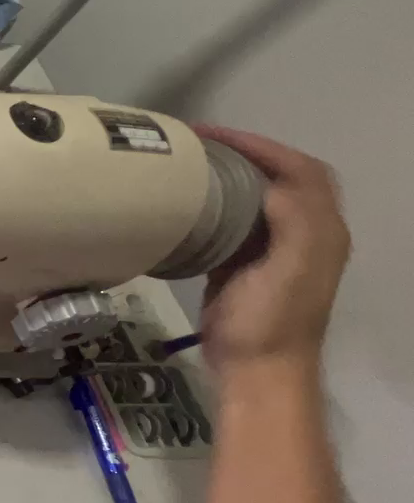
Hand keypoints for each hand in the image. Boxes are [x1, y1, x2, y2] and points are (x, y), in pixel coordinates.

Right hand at [192, 124, 349, 378]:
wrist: (257, 366)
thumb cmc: (269, 320)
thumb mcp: (288, 270)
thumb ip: (294, 223)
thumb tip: (269, 183)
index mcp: (319, 230)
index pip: (299, 171)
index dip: (261, 146)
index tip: (212, 135)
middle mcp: (303, 233)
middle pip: (282, 178)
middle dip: (246, 154)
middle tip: (196, 145)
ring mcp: (273, 250)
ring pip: (257, 197)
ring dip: (228, 176)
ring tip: (187, 167)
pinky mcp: (243, 264)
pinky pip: (234, 221)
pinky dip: (212, 203)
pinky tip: (183, 205)